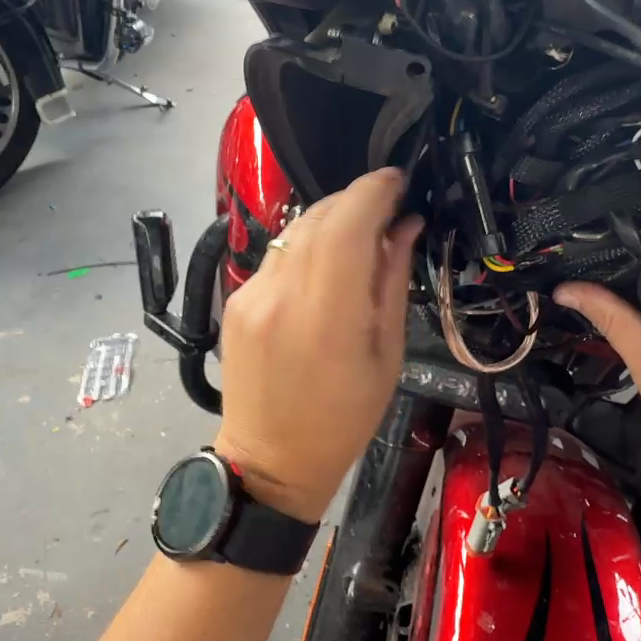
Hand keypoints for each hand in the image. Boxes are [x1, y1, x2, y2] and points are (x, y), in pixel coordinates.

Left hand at [214, 168, 423, 521]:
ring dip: (330, 220)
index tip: (399, 179)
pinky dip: (305, 247)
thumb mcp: (386, 355)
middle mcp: (282, 294)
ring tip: (359, 234)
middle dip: (356, 200)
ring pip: (294, 230)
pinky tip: (323, 267)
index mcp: (328, 315)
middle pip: (319, 216)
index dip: (375, 190)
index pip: (348, 223)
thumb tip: (405, 225)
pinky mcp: (235, 300)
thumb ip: (391, 281)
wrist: (269, 461)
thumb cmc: (343, 419)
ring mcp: (250, 294)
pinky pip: (276, 255)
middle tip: (387, 207)